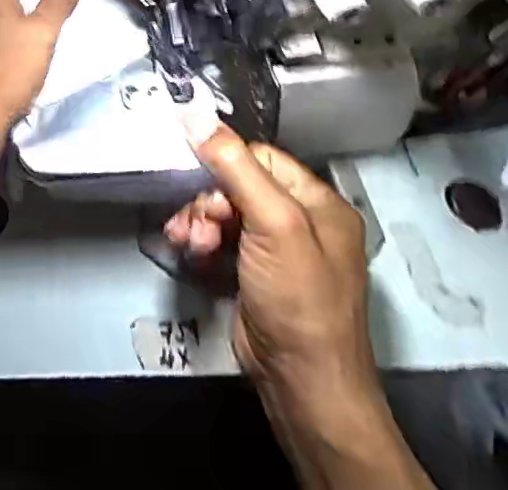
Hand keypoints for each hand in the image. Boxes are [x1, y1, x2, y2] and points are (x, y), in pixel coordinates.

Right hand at [164, 123, 374, 415]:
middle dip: (210, 202)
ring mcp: (276, 252)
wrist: (302, 386)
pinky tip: (192, 254)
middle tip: (195, 223)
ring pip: (226, 216)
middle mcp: (301, 222)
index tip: (195, 169)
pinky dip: (203, 246)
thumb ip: (238, 169)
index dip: (227, 162)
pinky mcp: (254, 277)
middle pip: (240, 187)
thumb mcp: (274, 225)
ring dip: (201, 224)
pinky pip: (222, 245)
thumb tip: (202, 121)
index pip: (264, 159)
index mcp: (318, 202)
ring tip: (189, 242)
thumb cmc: (301, 304)